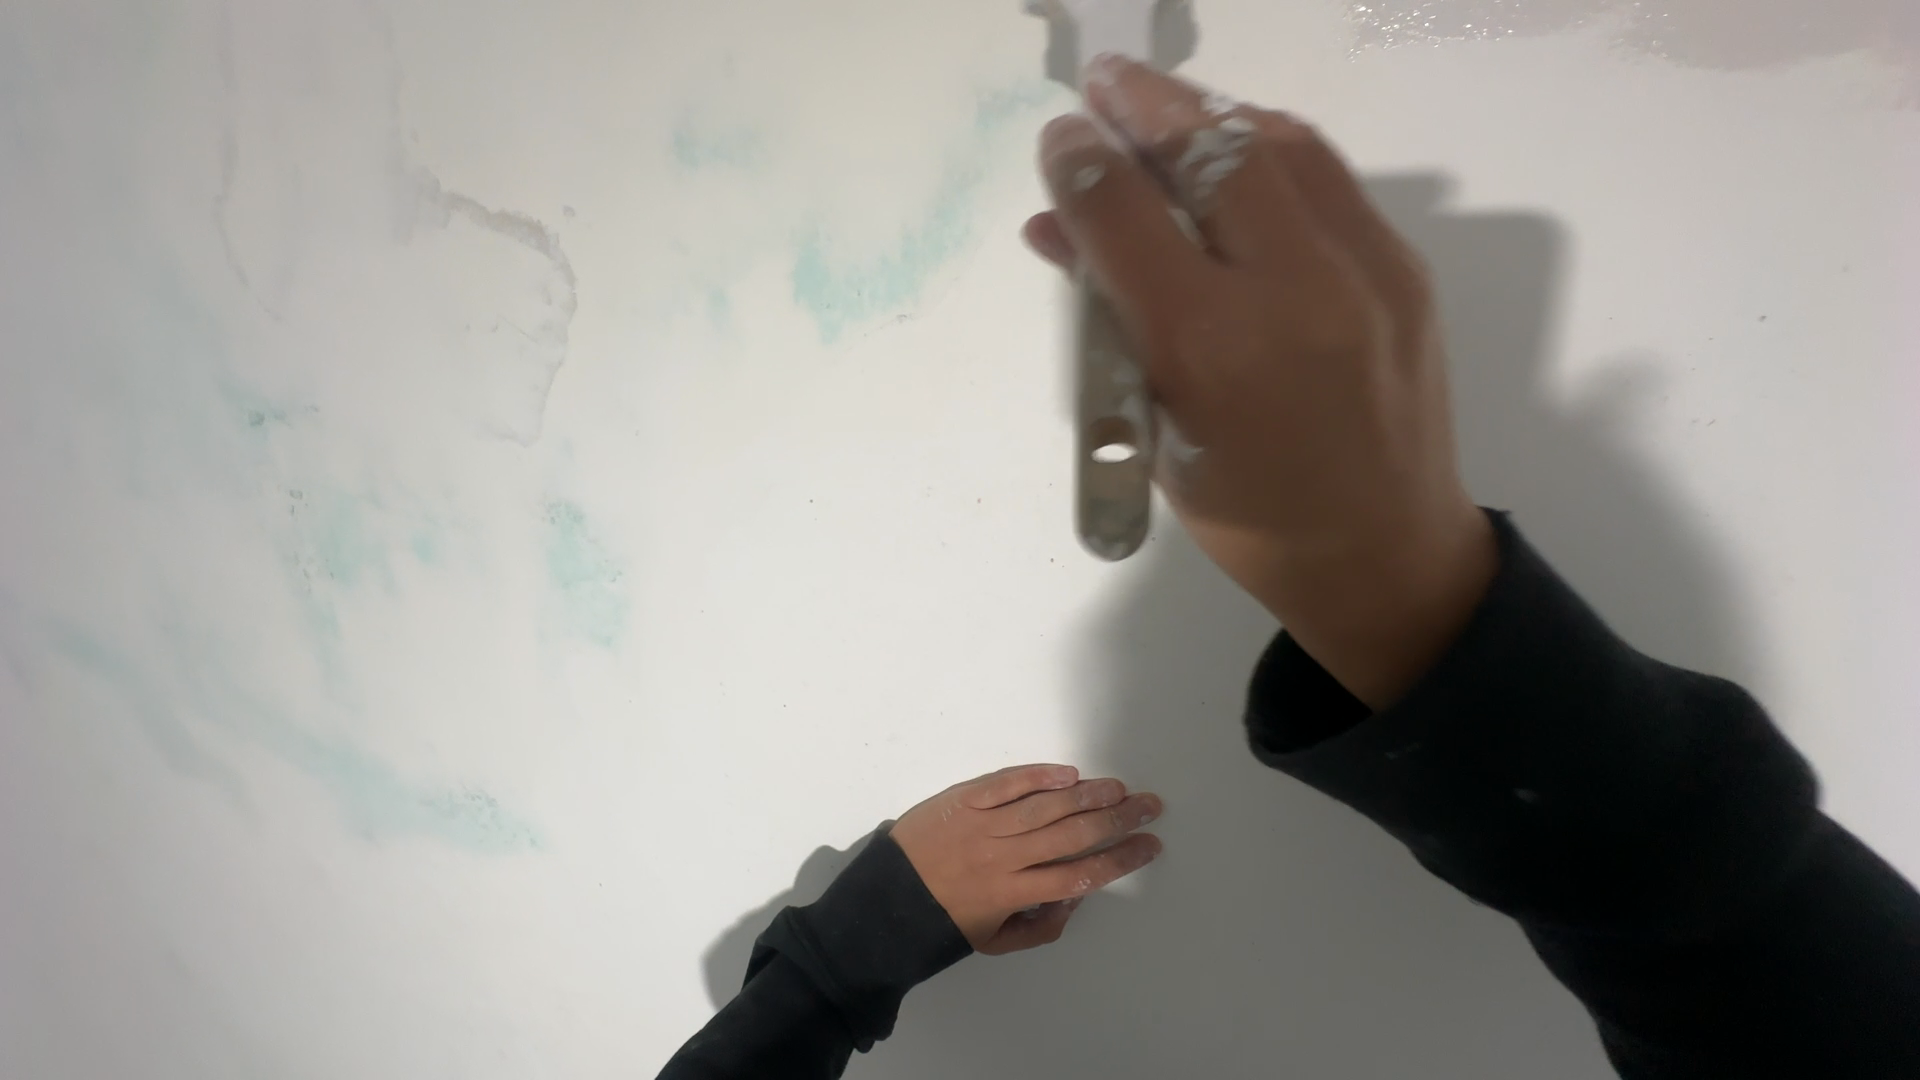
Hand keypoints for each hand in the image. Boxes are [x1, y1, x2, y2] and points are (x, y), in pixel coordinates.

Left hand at [889, 764, 1161, 954]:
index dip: (1122, 859)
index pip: (1082, 875)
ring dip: (1086, 795)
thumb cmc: (942, 922)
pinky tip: (1067, 773)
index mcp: (1015, 893)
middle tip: (1148, 805)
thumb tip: (1078, 896)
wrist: (882, 901)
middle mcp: (1006, 856)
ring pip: (1046, 806)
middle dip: (1117, 819)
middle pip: (1073, 834)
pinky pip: (1006, 784)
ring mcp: (984, 824)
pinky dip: (1038, 777)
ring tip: (1116, 787)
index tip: (1151, 845)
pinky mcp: (964, 800)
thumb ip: (1041, 925)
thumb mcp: (995, 942)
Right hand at [1026, 55, 1497, 707]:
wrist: (1381, 554)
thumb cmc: (1245, 518)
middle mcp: (1293, 293)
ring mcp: (1365, 272)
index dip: (1083, 167)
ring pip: (1280, 147)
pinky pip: (1325, 179)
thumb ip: (1110, 329)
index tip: (1058, 138)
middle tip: (1102, 82)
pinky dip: (1265, 149)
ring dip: (1209, 115)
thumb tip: (1060, 238)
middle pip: (1212, 153)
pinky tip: (1229, 154)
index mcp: (1212, 354)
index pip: (1129, 223)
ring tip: (1160, 108)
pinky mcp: (1403, 268)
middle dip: (1146, 106)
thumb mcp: (1153, 434)